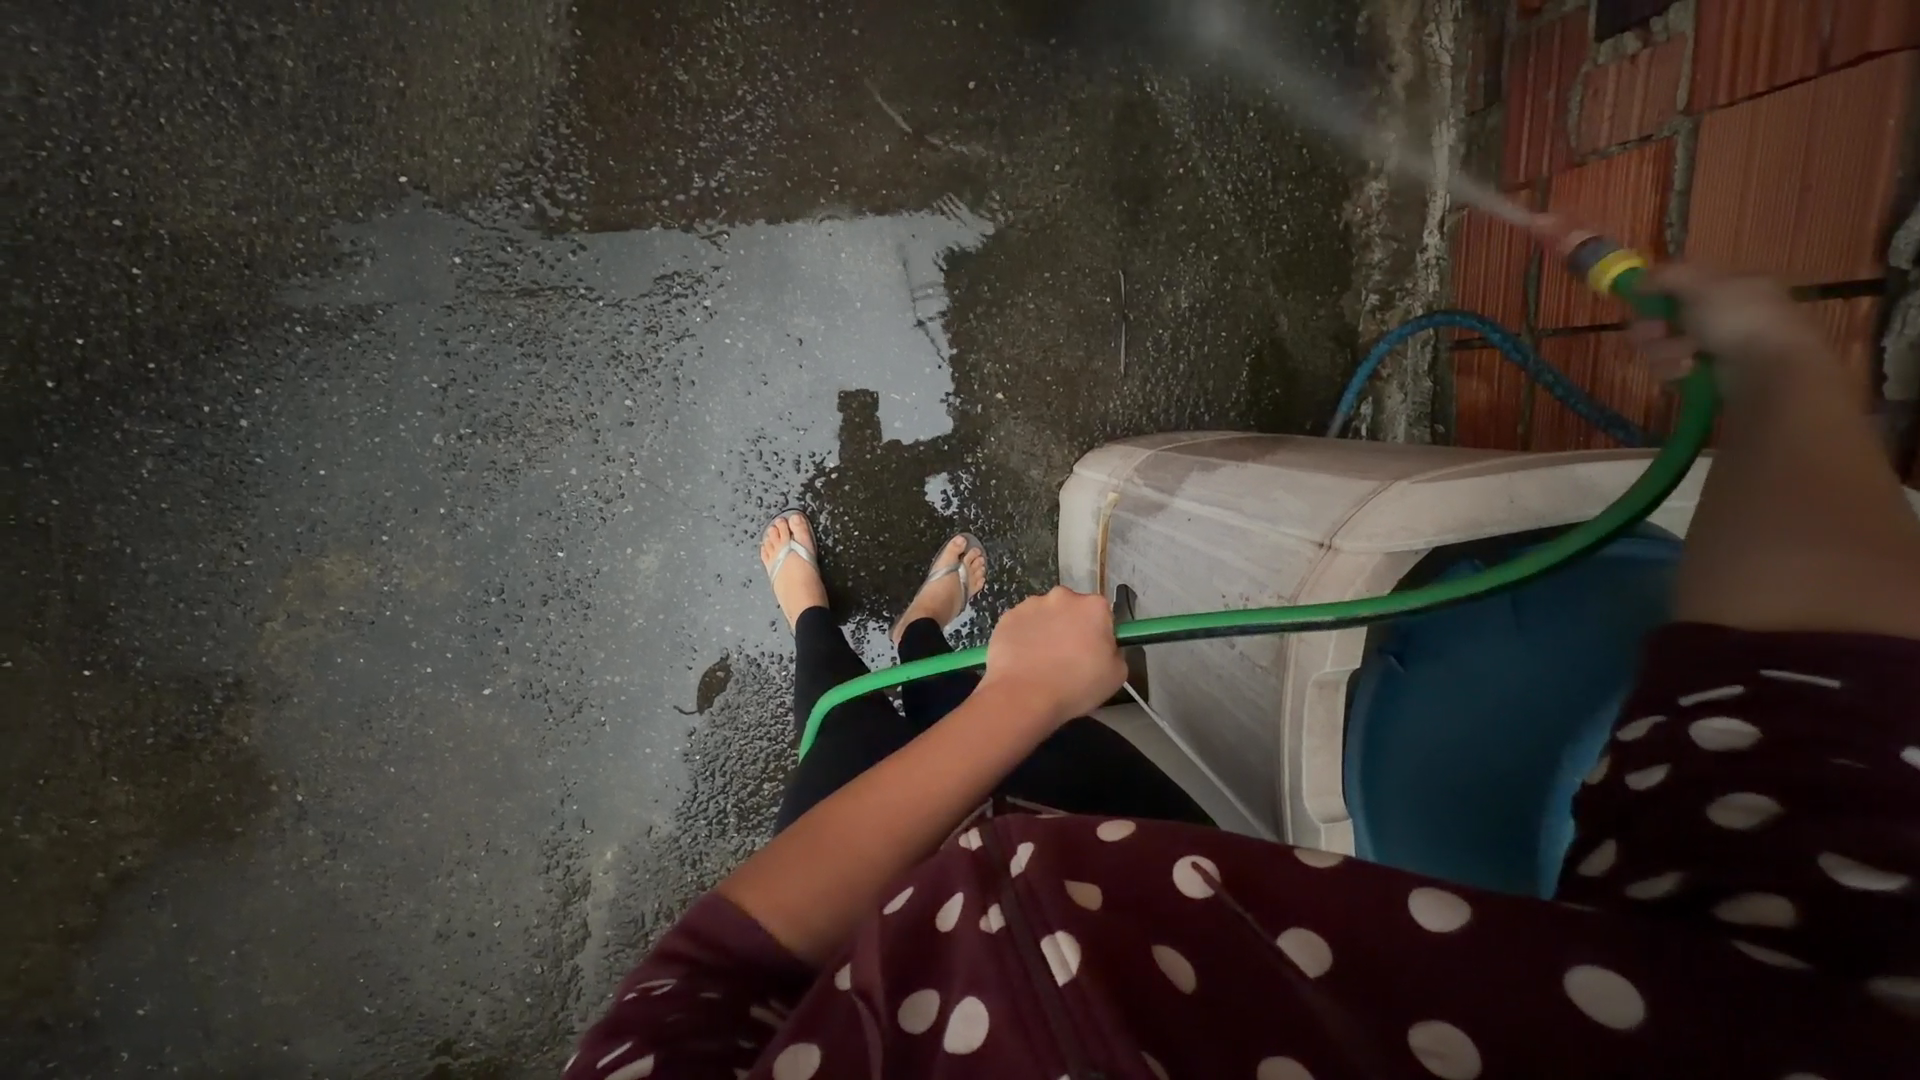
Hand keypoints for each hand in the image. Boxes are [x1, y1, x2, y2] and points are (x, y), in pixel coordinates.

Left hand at [979, 586, 1126, 725]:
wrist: (1023, 695)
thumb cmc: (1075, 686)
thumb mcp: (1116, 675)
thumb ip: (1116, 652)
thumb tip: (1106, 647)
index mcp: (1094, 606)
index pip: (1103, 614)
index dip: (1099, 634)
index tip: (1092, 653)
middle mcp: (1062, 596)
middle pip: (1072, 609)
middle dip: (1071, 627)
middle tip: (1067, 657)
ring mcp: (1031, 605)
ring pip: (1045, 615)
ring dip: (1046, 631)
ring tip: (1041, 662)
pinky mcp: (1007, 617)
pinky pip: (1021, 625)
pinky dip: (1023, 637)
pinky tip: (1022, 660)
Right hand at [1627, 263, 1833, 392]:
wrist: (1767, 367)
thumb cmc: (1738, 319)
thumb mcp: (1702, 285)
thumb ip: (1667, 276)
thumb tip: (1637, 279)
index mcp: (1732, 286)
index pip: (1683, 286)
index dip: (1657, 294)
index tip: (1640, 302)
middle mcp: (1725, 312)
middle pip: (1668, 318)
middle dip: (1653, 328)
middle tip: (1653, 334)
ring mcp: (1718, 344)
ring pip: (1665, 346)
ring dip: (1663, 352)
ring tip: (1683, 357)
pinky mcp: (1708, 372)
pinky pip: (1673, 368)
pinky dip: (1674, 370)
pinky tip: (1688, 371)